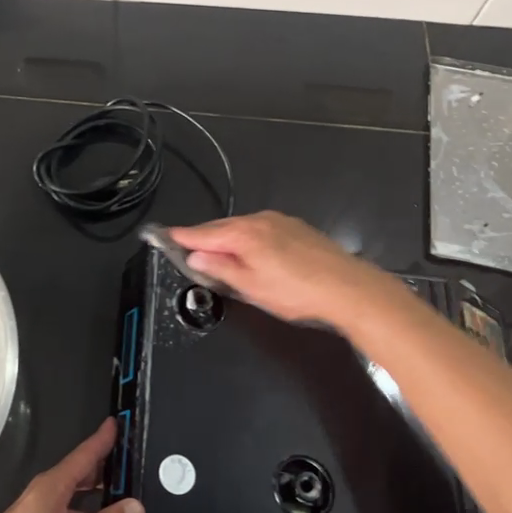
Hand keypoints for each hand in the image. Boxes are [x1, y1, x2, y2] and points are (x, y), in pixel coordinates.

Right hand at [167, 211, 384, 324]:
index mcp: (244, 234)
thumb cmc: (297, 292)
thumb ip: (220, 269)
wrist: (349, 288)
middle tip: (188, 253)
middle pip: (221, 228)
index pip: (202, 233)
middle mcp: (259, 220)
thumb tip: (195, 257)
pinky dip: (247, 239)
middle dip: (203, 239)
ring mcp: (280, 221)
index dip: (181, 236)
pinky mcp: (295, 228)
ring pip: (242, 228)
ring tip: (218, 258)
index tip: (162, 235)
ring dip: (226, 240)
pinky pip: (260, 229)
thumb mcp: (251, 287)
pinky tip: (251, 255)